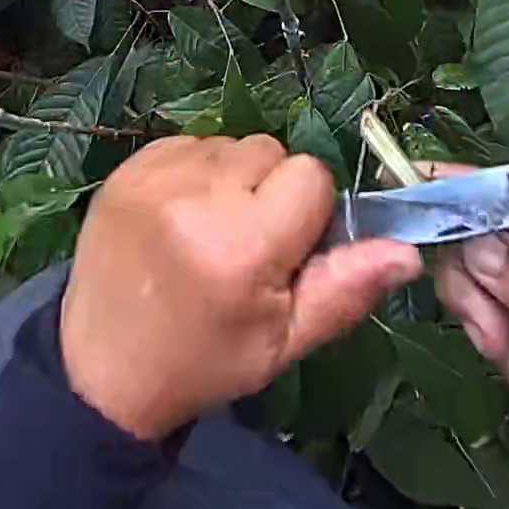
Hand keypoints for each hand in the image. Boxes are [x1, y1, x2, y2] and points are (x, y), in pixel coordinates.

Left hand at [60, 135, 421, 439]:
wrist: (102, 367)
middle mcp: (198, 195)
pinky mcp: (128, 165)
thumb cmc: (205, 358)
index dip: (307, 210)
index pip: (311, 175)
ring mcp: (156, 175)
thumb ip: (347, 289)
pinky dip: (196, 169)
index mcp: (243, 243)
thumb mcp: (283, 342)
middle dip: (270, 188)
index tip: (284, 245)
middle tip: (242, 238)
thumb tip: (406, 250)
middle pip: (271, 150)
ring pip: (232, 142)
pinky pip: (191, 141)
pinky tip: (178, 212)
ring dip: (232, 176)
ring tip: (207, 226)